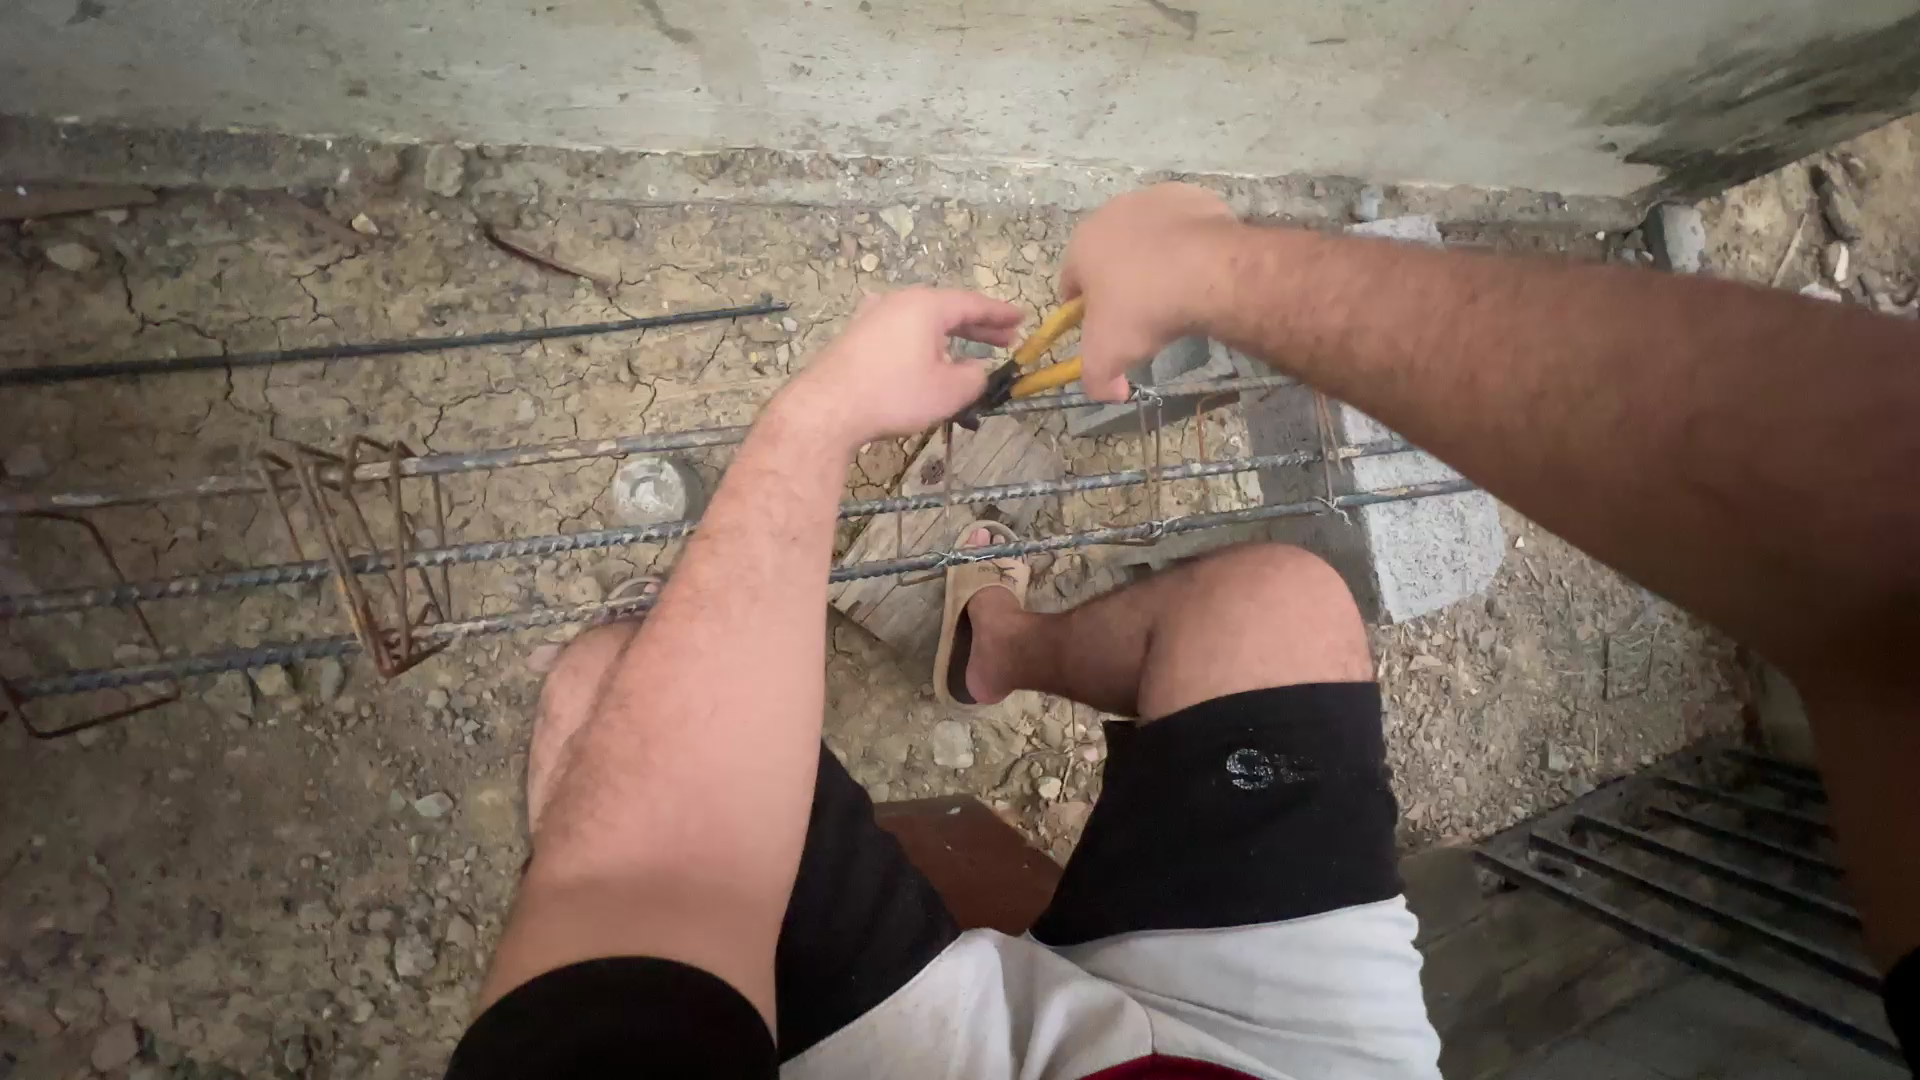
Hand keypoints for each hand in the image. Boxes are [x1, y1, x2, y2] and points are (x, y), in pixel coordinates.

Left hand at [776, 287, 1022, 447]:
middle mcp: (899, 302)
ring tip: (969, 352)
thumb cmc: (894, 395)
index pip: (973, 303)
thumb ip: (974, 377)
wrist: (827, 408)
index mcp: (926, 305)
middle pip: (947, 309)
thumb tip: (977, 370)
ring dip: (950, 336)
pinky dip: (924, 343)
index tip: (1021, 317)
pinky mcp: (857, 338)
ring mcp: (873, 317)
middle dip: (978, 325)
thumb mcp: (948, 391)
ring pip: (923, 322)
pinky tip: (926, 358)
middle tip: (1004, 338)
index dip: (1000, 313)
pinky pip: (902, 333)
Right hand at [1062, 183, 1239, 401]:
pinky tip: (1196, 274)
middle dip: (1120, 285)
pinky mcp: (1194, 197)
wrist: (1208, 274)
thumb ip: (1097, 382)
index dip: (1083, 312)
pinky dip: (1186, 249)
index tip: (1104, 330)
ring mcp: (1154, 199)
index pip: (1071, 283)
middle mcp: (1112, 212)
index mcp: (1082, 244)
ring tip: (1173, 295)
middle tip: (1141, 316)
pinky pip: (1182, 229)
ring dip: (1153, 264)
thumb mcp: (1106, 358)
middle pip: (1109, 258)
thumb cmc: (1142, 310)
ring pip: (1146, 241)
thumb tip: (1112, 393)